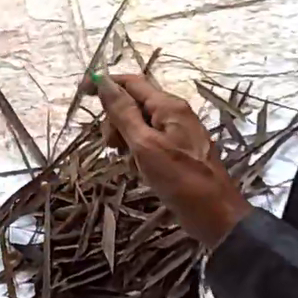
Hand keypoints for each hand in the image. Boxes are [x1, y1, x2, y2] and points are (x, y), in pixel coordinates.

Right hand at [95, 72, 251, 247]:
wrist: (216, 216)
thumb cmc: (180, 179)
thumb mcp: (145, 145)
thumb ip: (123, 112)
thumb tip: (103, 81)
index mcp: (168, 106)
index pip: (131, 82)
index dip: (105, 83)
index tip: (81, 93)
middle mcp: (174, 113)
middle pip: (133, 103)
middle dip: (115, 120)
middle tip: (111, 146)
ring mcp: (177, 132)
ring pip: (138, 124)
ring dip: (125, 139)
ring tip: (128, 162)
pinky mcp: (177, 151)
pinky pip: (148, 141)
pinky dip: (137, 152)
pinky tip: (139, 170)